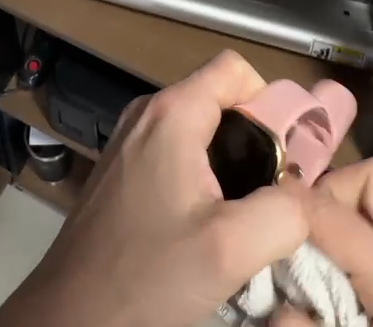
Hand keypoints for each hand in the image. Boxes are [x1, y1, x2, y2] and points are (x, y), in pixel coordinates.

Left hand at [0, 51, 307, 326]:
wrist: (69, 316)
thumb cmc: (144, 276)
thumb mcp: (229, 249)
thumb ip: (284, 212)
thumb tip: (303, 195)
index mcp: (171, 113)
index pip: (236, 69)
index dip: (269, 103)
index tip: (285, 158)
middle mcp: (147, 114)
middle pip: (220, 99)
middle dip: (255, 140)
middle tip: (273, 194)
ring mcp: (130, 141)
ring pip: (200, 129)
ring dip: (231, 163)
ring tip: (243, 216)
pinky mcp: (122, 170)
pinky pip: (176, 153)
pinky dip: (202, 177)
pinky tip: (206, 225)